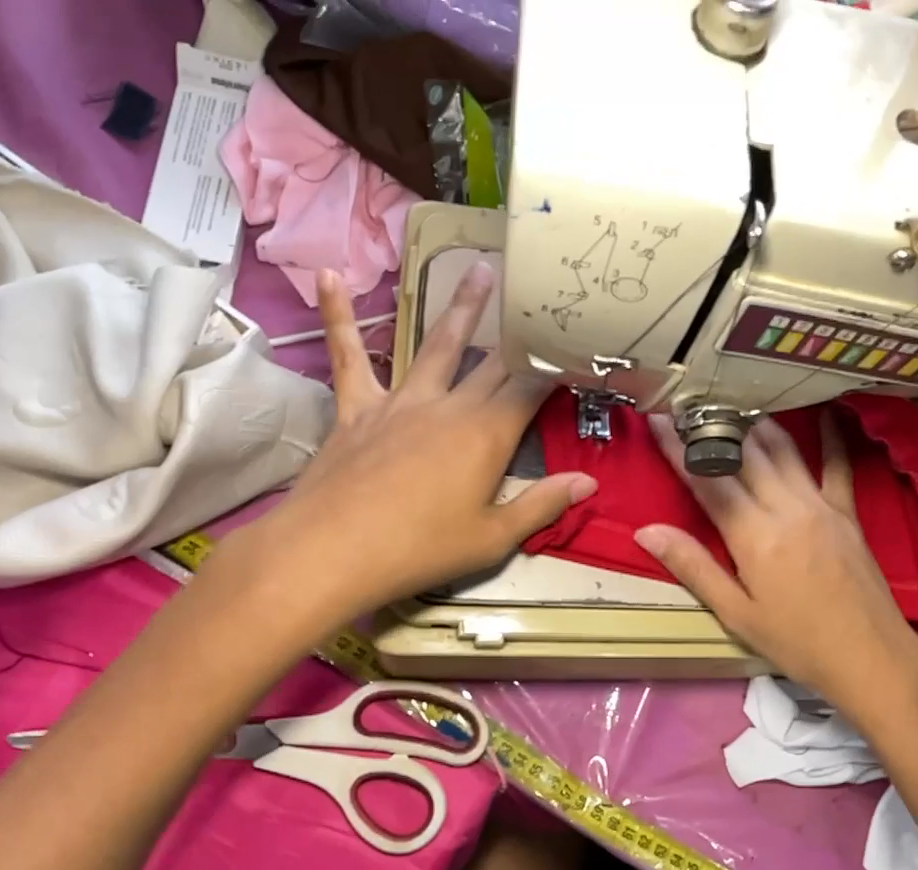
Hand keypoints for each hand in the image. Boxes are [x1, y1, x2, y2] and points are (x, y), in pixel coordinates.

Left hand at [221, 264, 594, 638]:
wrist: (332, 551)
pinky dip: (340, 316)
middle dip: (518, 328)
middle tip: (537, 291)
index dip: (554, 367)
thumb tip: (589, 480)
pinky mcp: (357, 408)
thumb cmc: (420, 551)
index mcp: (487, 436)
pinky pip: (350, 356)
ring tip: (478, 269)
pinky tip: (328, 277)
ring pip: (436, 345)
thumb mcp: (493, 539)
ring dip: (461, 308)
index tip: (576, 345)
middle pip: (492, 362)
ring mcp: (400, 402)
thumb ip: (542, 505)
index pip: (530, 389)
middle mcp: (449, 407)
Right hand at [634, 412, 917, 718]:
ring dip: (758, 425)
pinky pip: (838, 466)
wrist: (869, 656)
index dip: (679, 448)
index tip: (658, 420)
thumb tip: (646, 531)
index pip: (707, 480)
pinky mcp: (848, 512)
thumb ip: (693, 567)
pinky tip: (828, 414)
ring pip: (785, 451)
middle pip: (745, 455)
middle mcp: (786, 508)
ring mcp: (820, 505)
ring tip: (737, 403)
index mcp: (753, 535)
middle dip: (715, 426)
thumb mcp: (736, 614)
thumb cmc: (797, 643)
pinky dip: (832, 438)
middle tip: (692, 404)